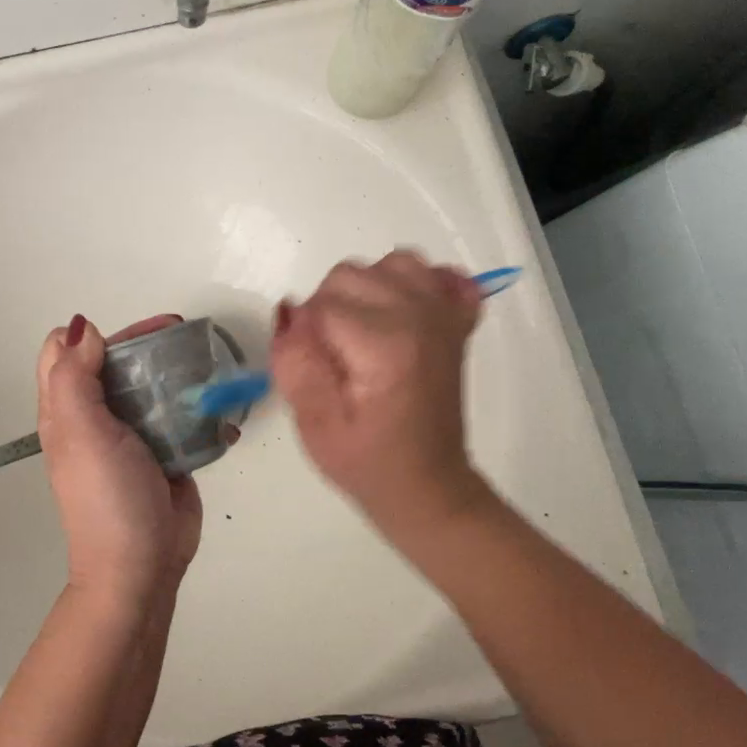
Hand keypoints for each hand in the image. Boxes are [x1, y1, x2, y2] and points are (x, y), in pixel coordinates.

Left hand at [37, 314, 202, 606]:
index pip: (65, 352)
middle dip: (146, 342)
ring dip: (178, 369)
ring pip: (152, 385)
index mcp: (66, 410)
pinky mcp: (168, 452)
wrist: (141, 565)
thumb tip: (82, 328)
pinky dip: (200, 405)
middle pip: (117, 362)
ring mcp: (134, 435)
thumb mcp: (81, 432)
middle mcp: (97, 417)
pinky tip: (221, 403)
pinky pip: (183, 416)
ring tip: (210, 360)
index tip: (130, 339)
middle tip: (183, 333)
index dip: (92, 336)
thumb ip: (75, 378)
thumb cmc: (106, 497)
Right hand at [270, 251, 492, 531]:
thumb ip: (295, 361)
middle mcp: (420, 316)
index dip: (303, 335)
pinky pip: (438, 274)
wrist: (424, 483)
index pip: (321, 305)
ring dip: (367, 289)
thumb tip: (289, 310)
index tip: (313, 371)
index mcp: (386, 344)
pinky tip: (402, 316)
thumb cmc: (363, 460)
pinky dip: (416, 284)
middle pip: (350, 275)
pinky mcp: (456, 321)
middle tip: (332, 358)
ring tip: (361, 333)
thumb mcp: (312, 422)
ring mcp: (444, 315)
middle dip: (328, 308)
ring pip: (390, 263)